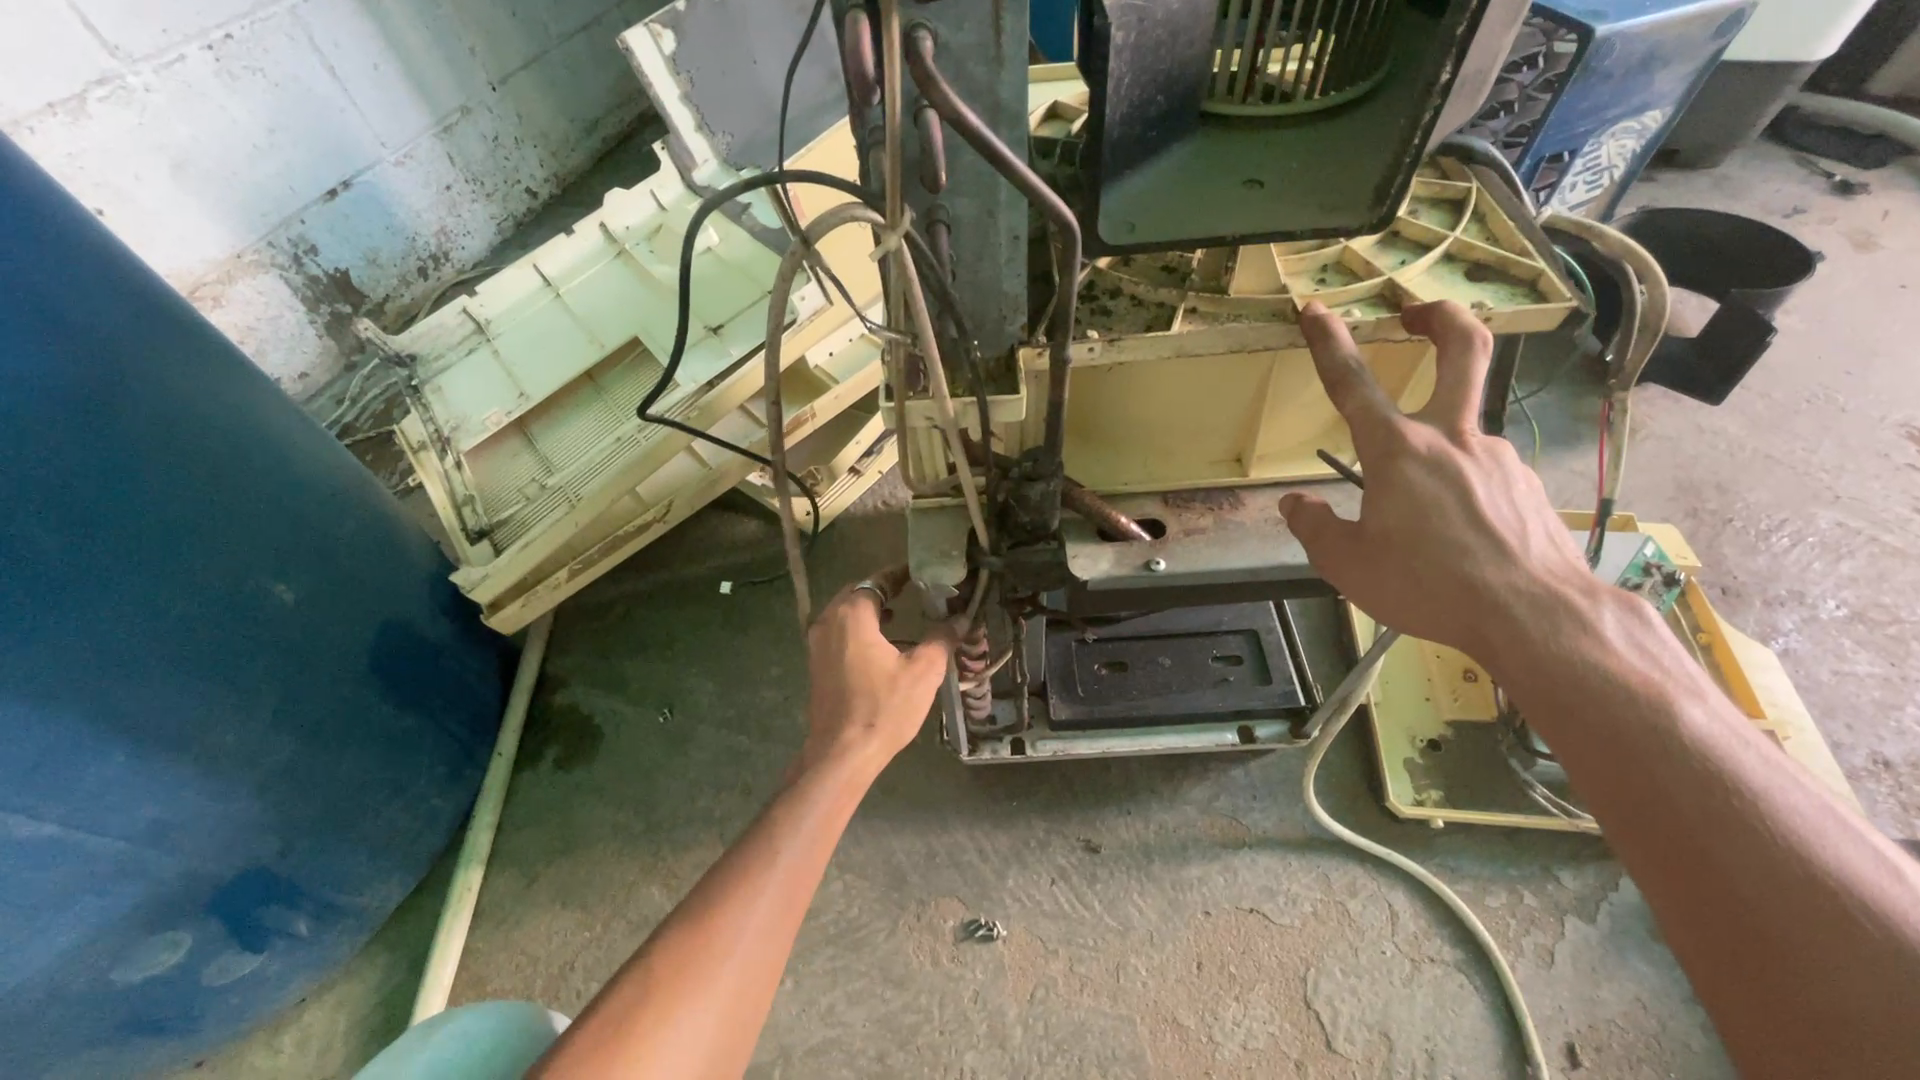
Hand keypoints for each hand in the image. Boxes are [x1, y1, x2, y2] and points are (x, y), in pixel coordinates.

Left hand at [799, 566, 958, 774]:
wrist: (842, 753)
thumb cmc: (883, 708)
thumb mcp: (923, 672)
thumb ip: (942, 639)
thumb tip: (961, 619)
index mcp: (852, 615)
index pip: (876, 581)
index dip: (898, 574)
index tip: (919, 572)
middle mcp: (828, 622)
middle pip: (856, 593)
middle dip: (882, 589)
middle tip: (910, 590)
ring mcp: (817, 644)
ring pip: (844, 614)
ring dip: (869, 610)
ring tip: (898, 616)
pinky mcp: (816, 665)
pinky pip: (838, 633)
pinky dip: (858, 630)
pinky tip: (880, 646)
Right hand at [1280, 300, 1595, 659]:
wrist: (1535, 615)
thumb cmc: (1428, 586)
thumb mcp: (1347, 565)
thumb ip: (1315, 529)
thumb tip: (1295, 505)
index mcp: (1398, 451)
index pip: (1351, 383)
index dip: (1328, 342)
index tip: (1314, 310)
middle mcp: (1452, 439)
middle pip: (1463, 350)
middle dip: (1440, 317)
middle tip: (1418, 311)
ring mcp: (1498, 457)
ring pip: (1463, 434)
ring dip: (1437, 452)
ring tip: (1422, 521)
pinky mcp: (1526, 485)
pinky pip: (1483, 475)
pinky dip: (1463, 491)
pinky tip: (1461, 537)